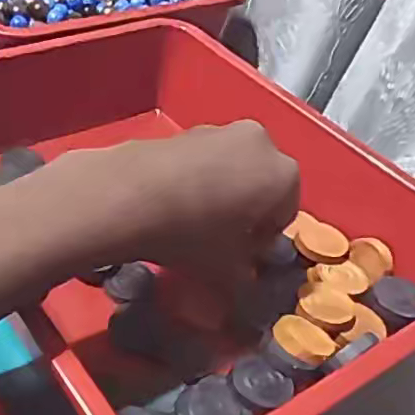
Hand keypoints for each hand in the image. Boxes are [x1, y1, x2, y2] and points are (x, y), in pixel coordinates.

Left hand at [38, 121, 300, 290]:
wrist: (129, 196)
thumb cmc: (192, 234)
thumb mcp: (224, 272)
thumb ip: (245, 281)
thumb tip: (244, 285)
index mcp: (283, 175)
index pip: (285, 215)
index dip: (262, 242)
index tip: (239, 259)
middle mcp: (259, 142)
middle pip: (258, 186)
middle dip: (243, 213)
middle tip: (216, 243)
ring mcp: (219, 130)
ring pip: (229, 171)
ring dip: (217, 196)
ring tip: (188, 225)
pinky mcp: (183, 130)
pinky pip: (198, 162)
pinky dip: (192, 181)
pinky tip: (168, 206)